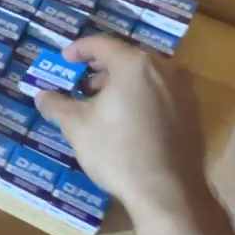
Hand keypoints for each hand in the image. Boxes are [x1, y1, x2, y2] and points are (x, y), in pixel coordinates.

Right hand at [34, 35, 205, 211]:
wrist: (167, 191)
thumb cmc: (117, 151)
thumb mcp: (76, 126)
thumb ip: (56, 105)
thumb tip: (41, 95)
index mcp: (134, 65)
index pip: (102, 44)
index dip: (79, 49)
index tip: (64, 59)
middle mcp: (164, 69)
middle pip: (126, 57)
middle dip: (100, 69)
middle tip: (80, 84)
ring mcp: (183, 90)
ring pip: (145, 76)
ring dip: (120, 83)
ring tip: (100, 104)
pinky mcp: (192, 112)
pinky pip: (160, 93)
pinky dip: (139, 97)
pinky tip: (125, 120)